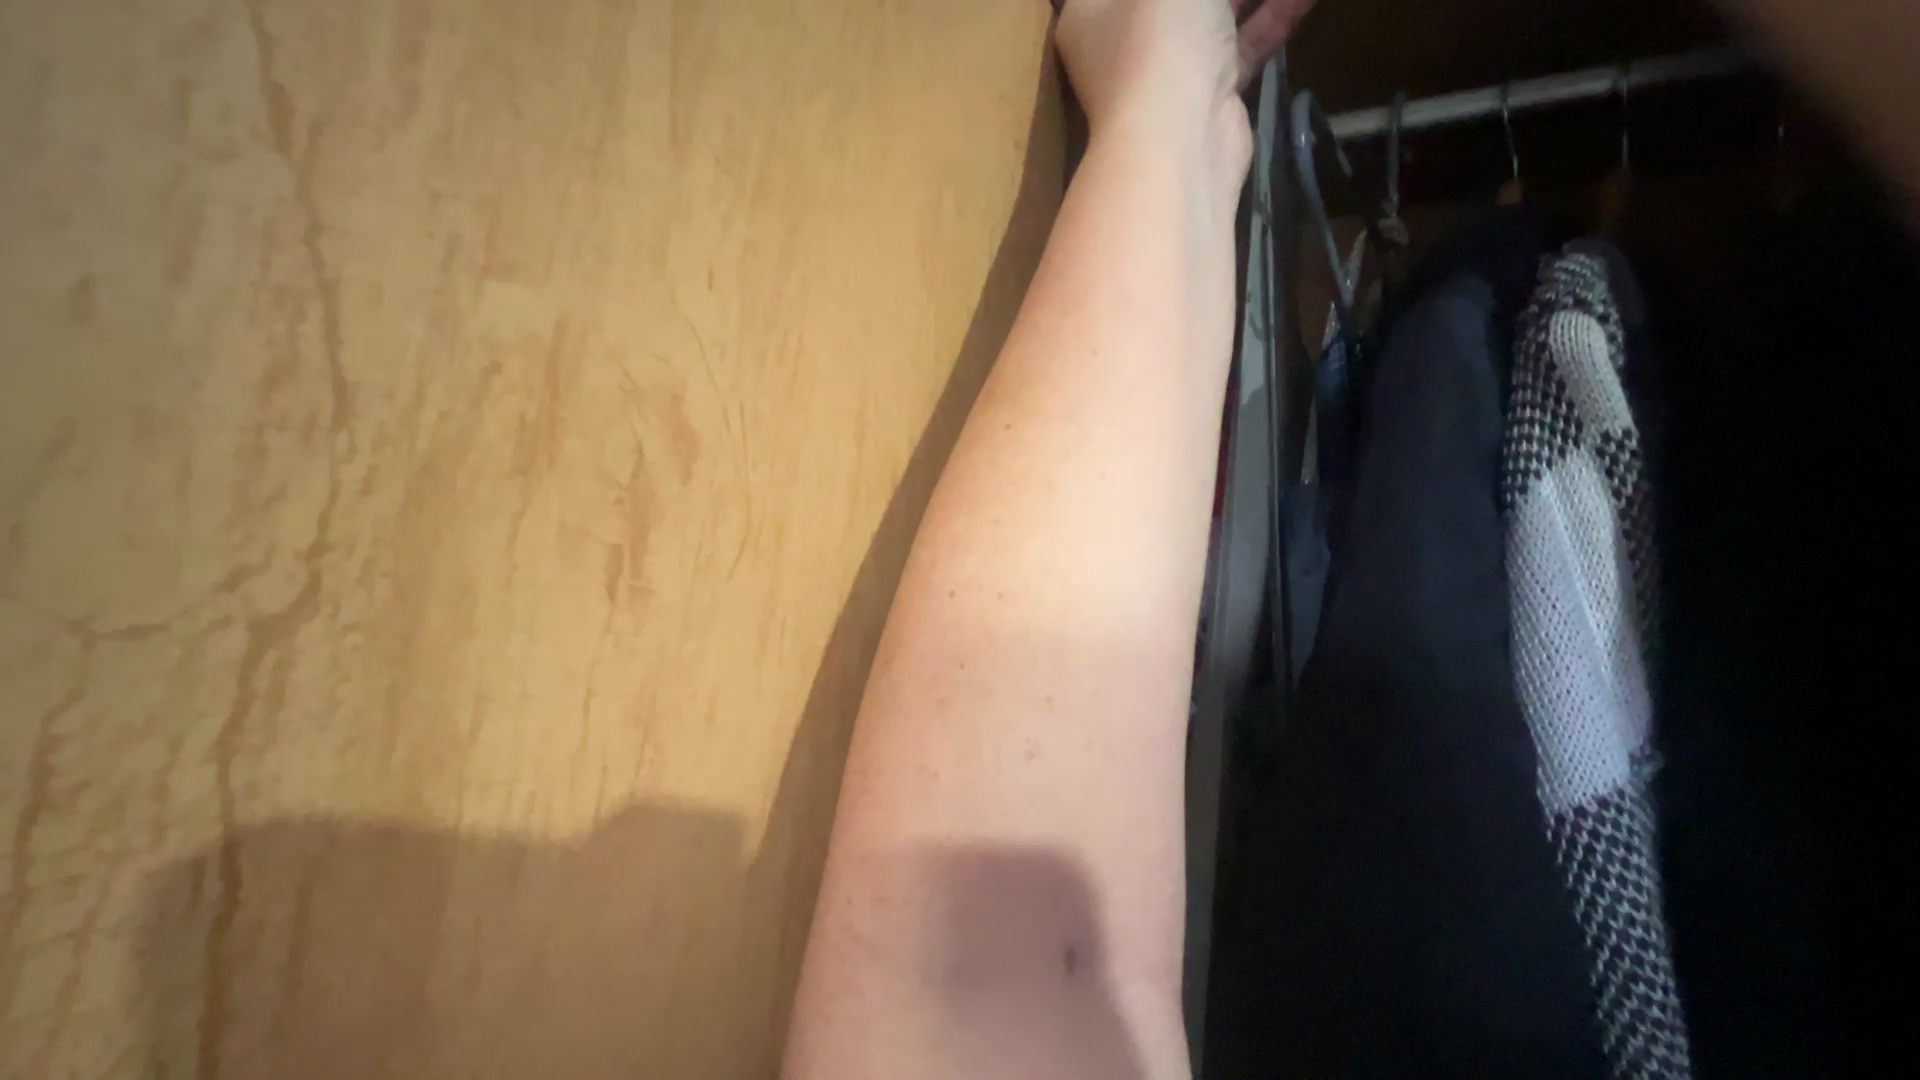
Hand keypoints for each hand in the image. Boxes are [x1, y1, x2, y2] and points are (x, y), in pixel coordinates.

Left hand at [1056, 0, 1311, 153]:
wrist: (1176, 142)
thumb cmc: (1156, 40)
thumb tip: (1211, 2)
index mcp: (1092, 11)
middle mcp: (1123, 42)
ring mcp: (1167, 71)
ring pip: (1214, 15)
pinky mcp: (1207, 95)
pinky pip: (1243, 43)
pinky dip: (1273, 17)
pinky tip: (1305, 1)